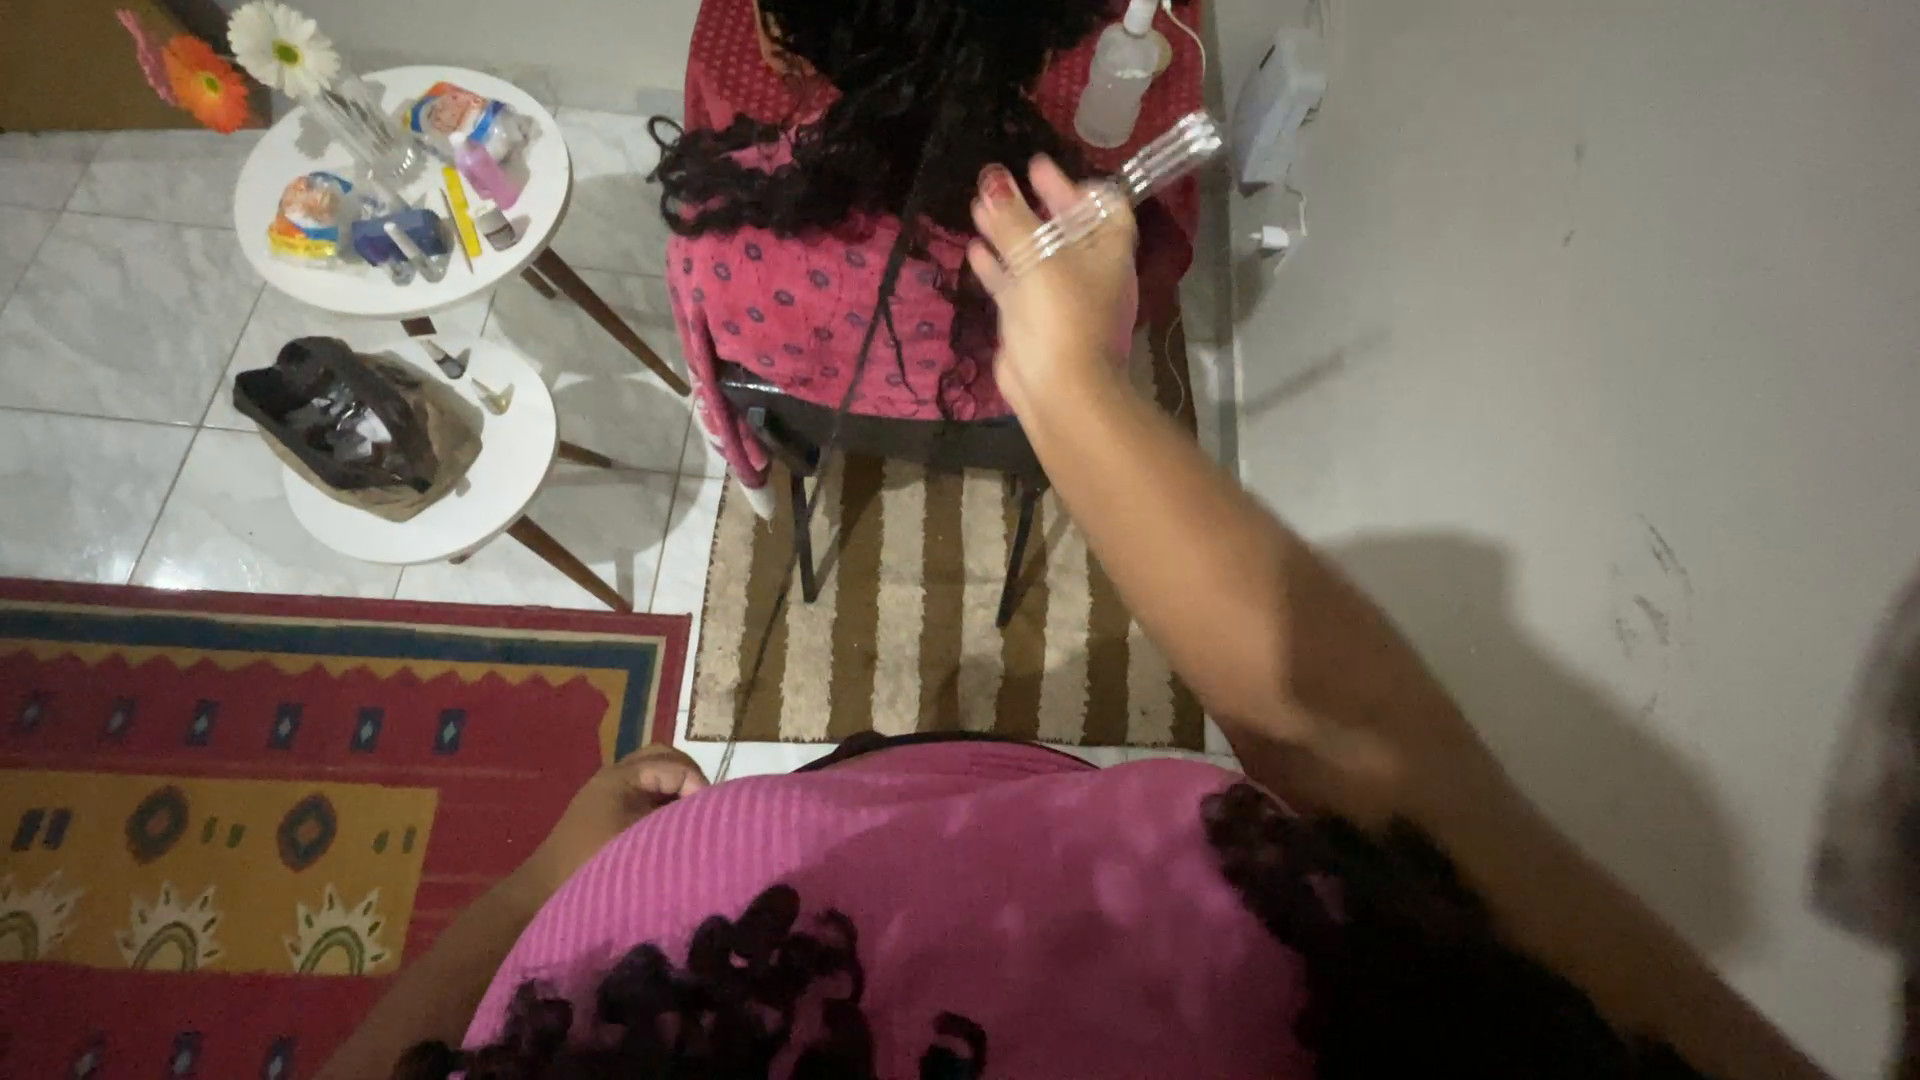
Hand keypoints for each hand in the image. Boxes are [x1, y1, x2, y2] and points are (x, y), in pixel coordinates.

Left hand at [512, 743, 709, 901]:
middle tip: (704, 803)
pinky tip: (671, 824)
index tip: (709, 815)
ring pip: (654, 771)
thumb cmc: (592, 864)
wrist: (540, 895)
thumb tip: (710, 813)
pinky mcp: (606, 810)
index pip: (676, 766)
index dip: (697, 786)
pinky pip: (643, 789)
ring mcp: (609, 791)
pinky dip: (662, 797)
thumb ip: (677, 820)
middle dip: (689, 775)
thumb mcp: (641, 841)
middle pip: (663, 757)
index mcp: (623, 776)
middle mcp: (615, 775)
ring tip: (691, 812)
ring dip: (676, 785)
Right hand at [968, 157, 1138, 412]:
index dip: (1074, 187)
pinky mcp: (1032, 323)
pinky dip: (996, 266)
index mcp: (1107, 254)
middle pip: (1063, 229)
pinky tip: (974, 249)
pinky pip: (1014, 285)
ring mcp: (1059, 300)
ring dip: (1008, 232)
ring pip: (1033, 256)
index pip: (1102, 207)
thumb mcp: (1040, 259)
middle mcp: (1088, 274)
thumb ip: (1012, 219)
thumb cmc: (1061, 316)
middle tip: (1002, 180)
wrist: (1058, 390)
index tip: (1041, 170)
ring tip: (979, 207)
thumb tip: (992, 179)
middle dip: (1032, 205)